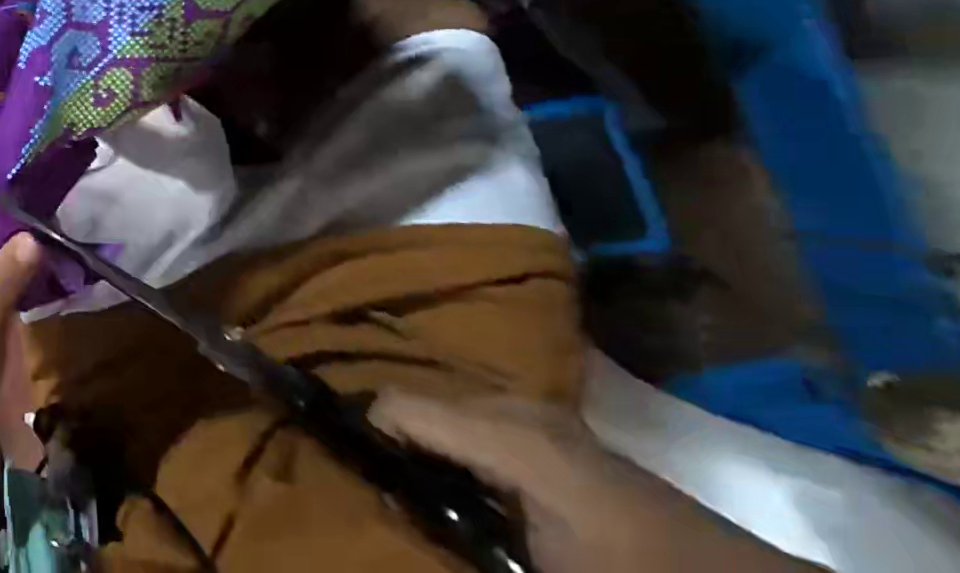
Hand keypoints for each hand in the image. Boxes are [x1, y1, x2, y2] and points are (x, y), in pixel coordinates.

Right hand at [369, 391, 819, 572]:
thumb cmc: (628, 571)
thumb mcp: (536, 568)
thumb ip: (455, 536)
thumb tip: (394, 510)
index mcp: (506, 433)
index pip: (400, 406)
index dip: (360, 429)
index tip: (331, 458)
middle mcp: (514, 407)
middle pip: (420, 404)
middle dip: (386, 438)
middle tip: (360, 478)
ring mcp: (535, 414)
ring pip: (448, 413)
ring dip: (418, 444)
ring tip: (394, 481)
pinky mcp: (551, 432)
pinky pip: (477, 425)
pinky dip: (450, 448)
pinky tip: (450, 485)